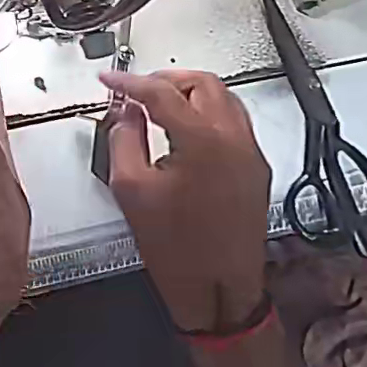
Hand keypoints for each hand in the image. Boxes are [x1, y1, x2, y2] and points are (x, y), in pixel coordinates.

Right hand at [100, 69, 270, 332]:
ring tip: (157, 105)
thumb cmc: (177, 248)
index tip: (110, 79)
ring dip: (188, 93)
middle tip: (136, 90)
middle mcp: (235, 141)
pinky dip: (206, 111)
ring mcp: (250, 154)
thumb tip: (125, 114)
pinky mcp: (256, 167)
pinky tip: (182, 127)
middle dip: (165, 80)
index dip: (129, 82)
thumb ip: (122, 139)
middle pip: (202, 83)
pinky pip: (233, 120)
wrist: (216, 286)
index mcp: (203, 142)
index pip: (161, 92)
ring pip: (223, 97)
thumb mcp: (130, 188)